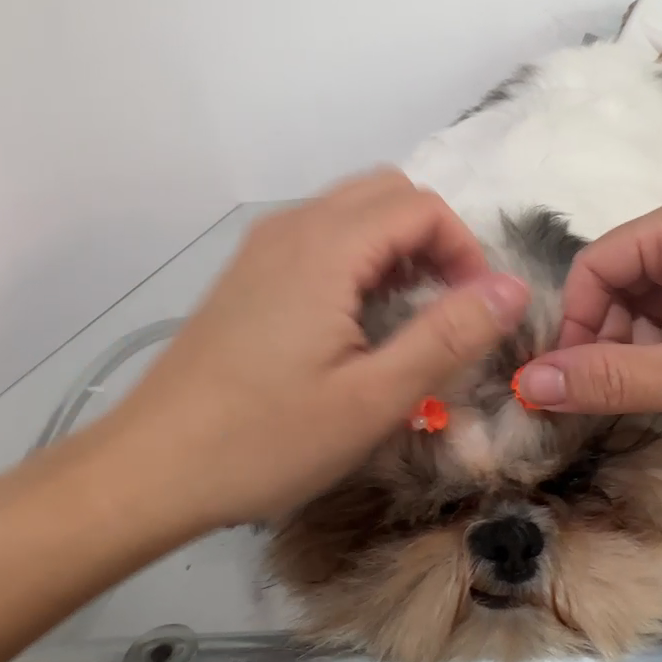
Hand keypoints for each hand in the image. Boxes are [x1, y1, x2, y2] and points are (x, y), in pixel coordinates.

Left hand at [96, 169, 529, 529]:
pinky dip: (359, 256)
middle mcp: (293, 227)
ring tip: (407, 317)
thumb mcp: (372, 400)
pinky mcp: (248, 271)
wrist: (149, 467)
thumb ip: (448, 336)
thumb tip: (512, 287)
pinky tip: (355, 321)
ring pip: (353, 211)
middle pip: (388, 193)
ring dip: (397, 247)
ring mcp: (264, 246)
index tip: (476, 312)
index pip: (421, 206)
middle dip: (434, 240)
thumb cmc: (264, 440)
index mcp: (326, 247)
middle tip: (447, 309)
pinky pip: (321, 235)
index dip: (465, 250)